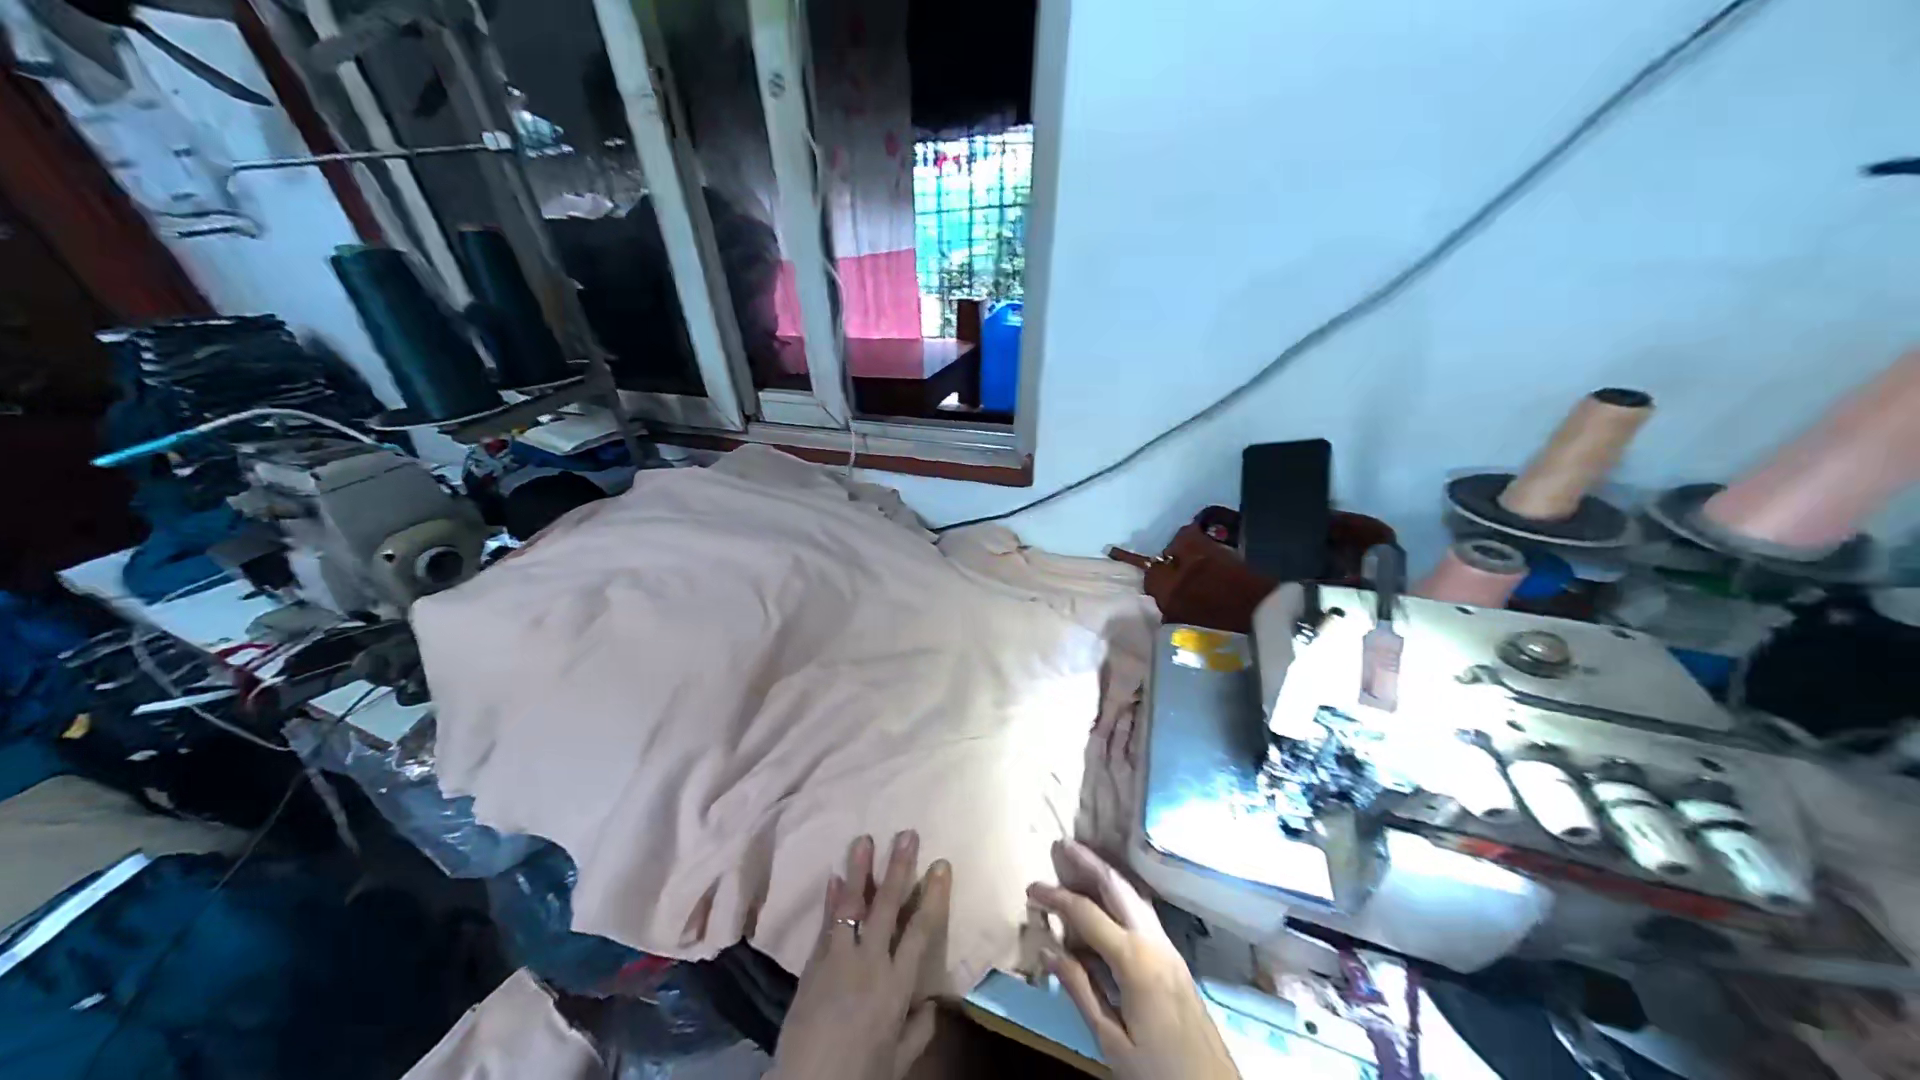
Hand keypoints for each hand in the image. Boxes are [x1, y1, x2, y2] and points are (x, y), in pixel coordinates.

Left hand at [771, 831, 951, 1079]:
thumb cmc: (860, 1076)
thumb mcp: (899, 1061)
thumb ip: (918, 1031)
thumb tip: (933, 1005)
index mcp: (897, 985)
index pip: (921, 930)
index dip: (933, 895)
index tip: (941, 864)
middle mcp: (870, 963)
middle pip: (887, 906)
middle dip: (898, 867)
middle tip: (906, 834)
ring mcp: (839, 959)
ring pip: (852, 905)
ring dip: (859, 870)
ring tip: (864, 839)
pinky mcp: (813, 964)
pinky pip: (826, 924)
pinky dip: (830, 900)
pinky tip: (833, 877)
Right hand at [1027, 840, 1238, 1079]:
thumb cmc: (1159, 1072)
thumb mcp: (1111, 1040)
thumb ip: (1080, 989)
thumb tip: (1048, 949)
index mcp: (1134, 960)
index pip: (1086, 914)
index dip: (1056, 898)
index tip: (1030, 888)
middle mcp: (1153, 942)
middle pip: (1117, 888)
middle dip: (1089, 863)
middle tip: (1062, 844)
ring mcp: (1168, 947)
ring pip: (1135, 896)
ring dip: (1107, 874)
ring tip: (1083, 859)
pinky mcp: (1175, 958)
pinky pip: (1143, 912)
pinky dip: (1121, 894)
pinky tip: (1109, 897)